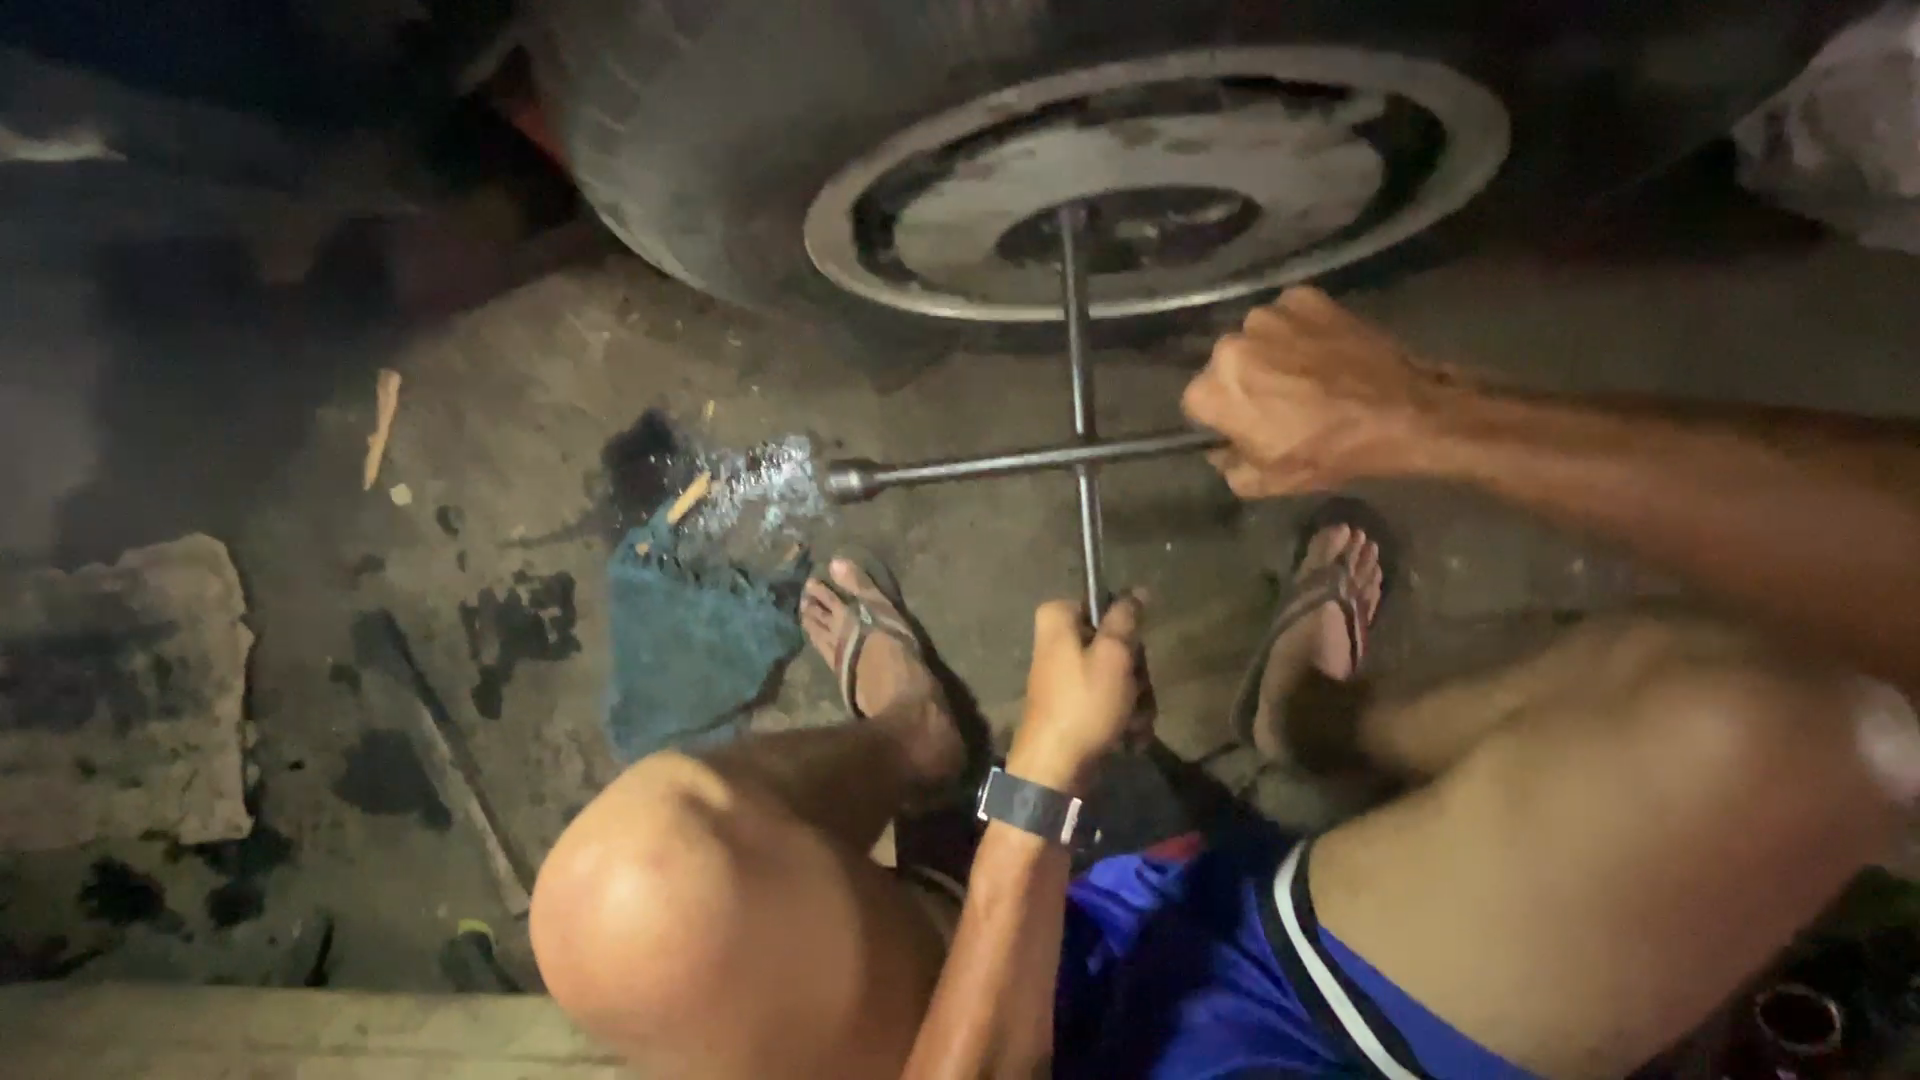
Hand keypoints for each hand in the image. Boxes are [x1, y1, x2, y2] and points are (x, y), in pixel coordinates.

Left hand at [1007, 594, 1149, 792]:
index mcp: (1056, 620)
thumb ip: (1126, 619)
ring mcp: (1065, 677)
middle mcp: (1056, 643)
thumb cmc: (1084, 704)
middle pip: (1115, 644)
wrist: (1055, 768)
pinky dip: (1124, 719)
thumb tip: (1138, 590)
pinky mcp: (1074, 707)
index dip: (1124, 630)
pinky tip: (1128, 738)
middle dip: (1135, 673)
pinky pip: (1110, 702)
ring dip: (1136, 700)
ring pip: (1118, 676)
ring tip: (1133, 721)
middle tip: (1135, 690)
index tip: (1132, 651)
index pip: (1104, 605)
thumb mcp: (1113, 655)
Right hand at [1182, 286, 1461, 497]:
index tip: (1245, 427)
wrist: (1402, 413)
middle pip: (1225, 365)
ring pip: (1255, 338)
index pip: (1196, 402)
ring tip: (1305, 374)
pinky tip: (1323, 352)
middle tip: (1278, 401)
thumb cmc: (1327, 452)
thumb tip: (1221, 448)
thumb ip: (1226, 466)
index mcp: (1213, 389)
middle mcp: (1231, 343)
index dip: (1220, 417)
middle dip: (1243, 381)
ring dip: (1270, 353)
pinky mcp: (1305, 297)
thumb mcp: (1265, 482)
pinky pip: (1288, 316)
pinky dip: (1299, 331)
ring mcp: (1269, 315)